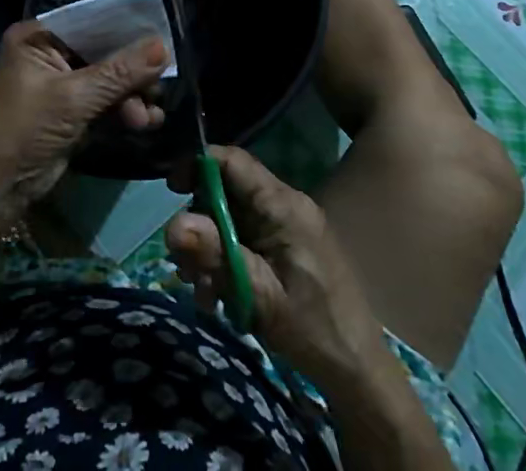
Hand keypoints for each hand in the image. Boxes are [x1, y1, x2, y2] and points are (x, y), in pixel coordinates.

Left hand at [0, 20, 167, 227]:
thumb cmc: (23, 132)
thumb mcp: (74, 99)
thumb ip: (121, 72)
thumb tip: (165, 46)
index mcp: (38, 37)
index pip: (91, 20)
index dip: (127, 27)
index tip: (163, 35)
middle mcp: (50, 54)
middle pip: (106, 50)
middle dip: (134, 70)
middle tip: (159, 85)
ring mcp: (63, 83)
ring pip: (112, 77)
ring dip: (134, 95)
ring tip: (150, 116)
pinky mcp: (72, 110)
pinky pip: (108, 99)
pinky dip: (126, 109)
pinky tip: (146, 122)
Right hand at [165, 145, 391, 389]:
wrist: (354, 364)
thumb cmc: (312, 326)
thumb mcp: (259, 293)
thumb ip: (216, 255)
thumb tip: (172, 224)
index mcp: (284, 206)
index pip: (235, 162)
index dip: (199, 165)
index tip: (171, 190)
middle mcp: (285, 206)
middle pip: (227, 194)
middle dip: (199, 226)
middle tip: (184, 268)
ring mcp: (286, 227)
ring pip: (230, 221)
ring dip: (209, 252)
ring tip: (203, 293)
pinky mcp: (284, 247)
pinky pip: (244, 241)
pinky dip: (225, 264)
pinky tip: (218, 299)